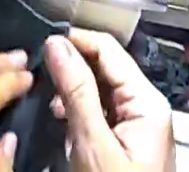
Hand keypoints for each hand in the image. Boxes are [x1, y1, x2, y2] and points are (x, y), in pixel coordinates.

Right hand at [45, 31, 174, 171]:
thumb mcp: (94, 146)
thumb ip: (77, 93)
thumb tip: (56, 43)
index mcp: (148, 100)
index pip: (108, 49)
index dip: (76, 41)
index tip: (44, 45)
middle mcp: (146, 107)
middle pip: (103, 68)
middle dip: (72, 68)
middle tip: (40, 74)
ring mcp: (136, 128)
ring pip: (98, 92)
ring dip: (72, 93)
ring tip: (48, 101)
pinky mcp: (124, 147)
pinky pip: (99, 115)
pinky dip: (78, 115)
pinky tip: (63, 124)